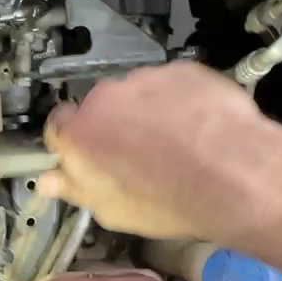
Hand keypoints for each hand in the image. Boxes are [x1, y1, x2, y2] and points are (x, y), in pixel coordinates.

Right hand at [36, 61, 281, 257]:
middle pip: (99, 108)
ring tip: (174, 142)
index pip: (58, 126)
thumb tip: (50, 180)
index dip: (73, 140)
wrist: (232, 175)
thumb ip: (76, 189)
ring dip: (146, 111)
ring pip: (136, 94)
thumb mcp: (112, 210)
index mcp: (78, 135)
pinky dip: (179, 100)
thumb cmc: (168, 201)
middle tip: (137, 155)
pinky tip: (197, 127)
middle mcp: (104, 99)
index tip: (88, 153)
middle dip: (112, 126)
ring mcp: (144, 80)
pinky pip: (172, 83)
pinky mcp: (181, 70)